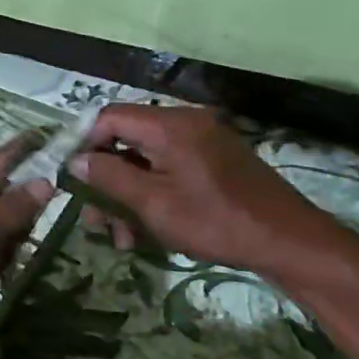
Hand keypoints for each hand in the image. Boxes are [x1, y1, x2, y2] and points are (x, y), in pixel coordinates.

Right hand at [67, 104, 340, 271]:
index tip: (71, 178)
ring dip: (127, 196)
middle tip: (95, 221)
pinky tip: (146, 230)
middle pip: (126, 141)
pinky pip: (169, 168)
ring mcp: (203, 141)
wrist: (288, 241)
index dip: (84, 144)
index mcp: (170, 125)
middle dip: (105, 181)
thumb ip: (110, 177)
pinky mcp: (214, 161)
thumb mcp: (152, 203)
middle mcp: (186, 123)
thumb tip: (75, 160)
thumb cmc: (215, 221)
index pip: (108, 117)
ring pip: (146, 160)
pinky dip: (152, 194)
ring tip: (122, 238)